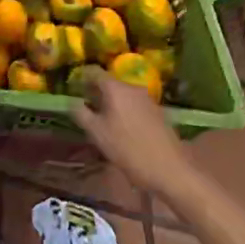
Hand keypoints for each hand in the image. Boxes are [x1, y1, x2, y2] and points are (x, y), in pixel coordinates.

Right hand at [70, 76, 195, 195]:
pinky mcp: (158, 112)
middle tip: (86, 108)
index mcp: (115, 87)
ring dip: (112, 103)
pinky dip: (125, 111)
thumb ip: (81, 114)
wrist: (173, 171)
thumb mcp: (98, 134)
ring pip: (123, 95)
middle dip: (96, 92)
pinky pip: (135, 105)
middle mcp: (132, 87)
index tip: (72, 89)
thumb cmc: (130, 150)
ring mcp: (148, 99)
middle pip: (109, 83)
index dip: (80, 77)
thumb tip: (72, 101)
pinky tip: (124, 129)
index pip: (93, 71)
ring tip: (104, 121)